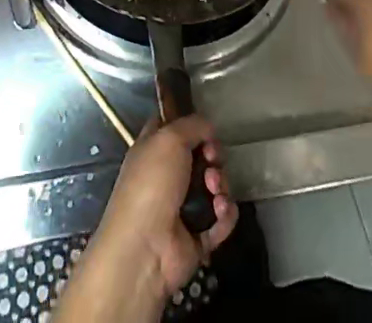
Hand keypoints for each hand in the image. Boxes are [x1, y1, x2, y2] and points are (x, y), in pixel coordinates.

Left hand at [62, 116, 237, 322]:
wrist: (146, 245)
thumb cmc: (152, 183)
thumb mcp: (168, 138)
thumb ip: (192, 125)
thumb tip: (209, 126)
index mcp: (153, 149)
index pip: (172, 128)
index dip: (190, 125)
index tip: (204, 129)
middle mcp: (167, 175)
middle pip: (202, 157)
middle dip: (213, 157)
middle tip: (212, 161)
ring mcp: (184, 206)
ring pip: (215, 186)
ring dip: (220, 186)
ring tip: (214, 191)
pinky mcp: (199, 235)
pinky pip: (221, 219)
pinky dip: (225, 214)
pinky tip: (219, 211)